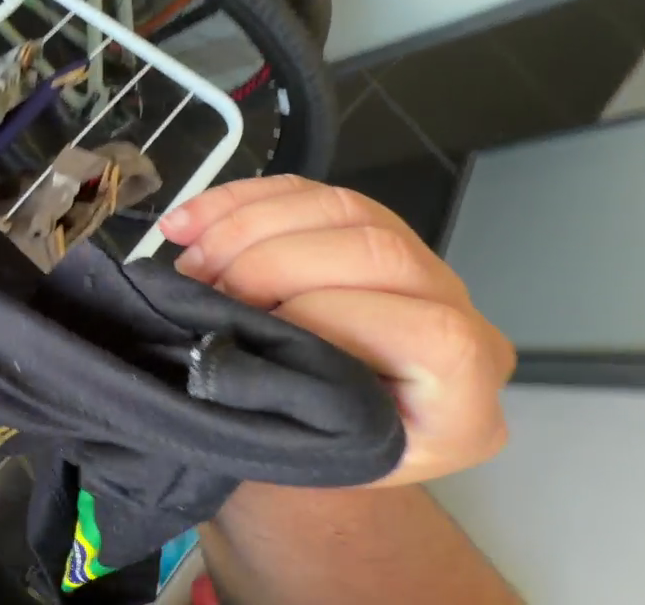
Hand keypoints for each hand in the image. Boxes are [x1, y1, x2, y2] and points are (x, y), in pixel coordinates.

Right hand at [160, 176, 513, 486]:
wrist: (311, 431)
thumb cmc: (303, 447)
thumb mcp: (299, 452)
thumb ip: (282, 401)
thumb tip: (211, 342)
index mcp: (460, 401)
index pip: (430, 334)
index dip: (331, 317)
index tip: (248, 330)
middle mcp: (456, 321)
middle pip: (378, 251)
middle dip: (269, 259)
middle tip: (203, 288)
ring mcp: (412, 267)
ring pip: (339, 207)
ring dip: (242, 224)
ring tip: (190, 261)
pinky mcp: (359, 229)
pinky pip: (303, 192)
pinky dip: (232, 201)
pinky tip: (184, 226)